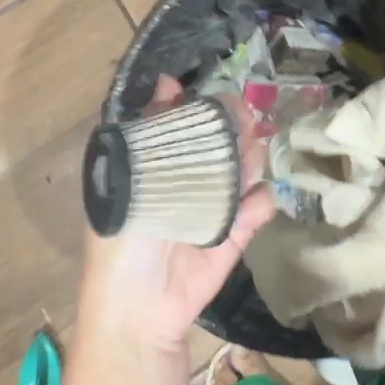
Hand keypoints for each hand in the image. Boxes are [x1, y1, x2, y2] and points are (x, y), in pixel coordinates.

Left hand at [75, 75, 274, 354]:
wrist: (139, 306)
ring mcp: (217, 203)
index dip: (209, 107)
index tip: (222, 97)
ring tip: (246, 160)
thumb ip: (154, 129)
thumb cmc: (123, 236)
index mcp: (161, 161)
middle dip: (237, 128)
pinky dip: (259, 201)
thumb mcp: (132, 176)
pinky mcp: (236, 232)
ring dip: (251, 158)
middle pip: (226, 139)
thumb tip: (169, 79)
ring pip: (248, 165)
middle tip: (245, 121)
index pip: (191, 122)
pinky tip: (249, 204)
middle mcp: (191, 176)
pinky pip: (260, 205)